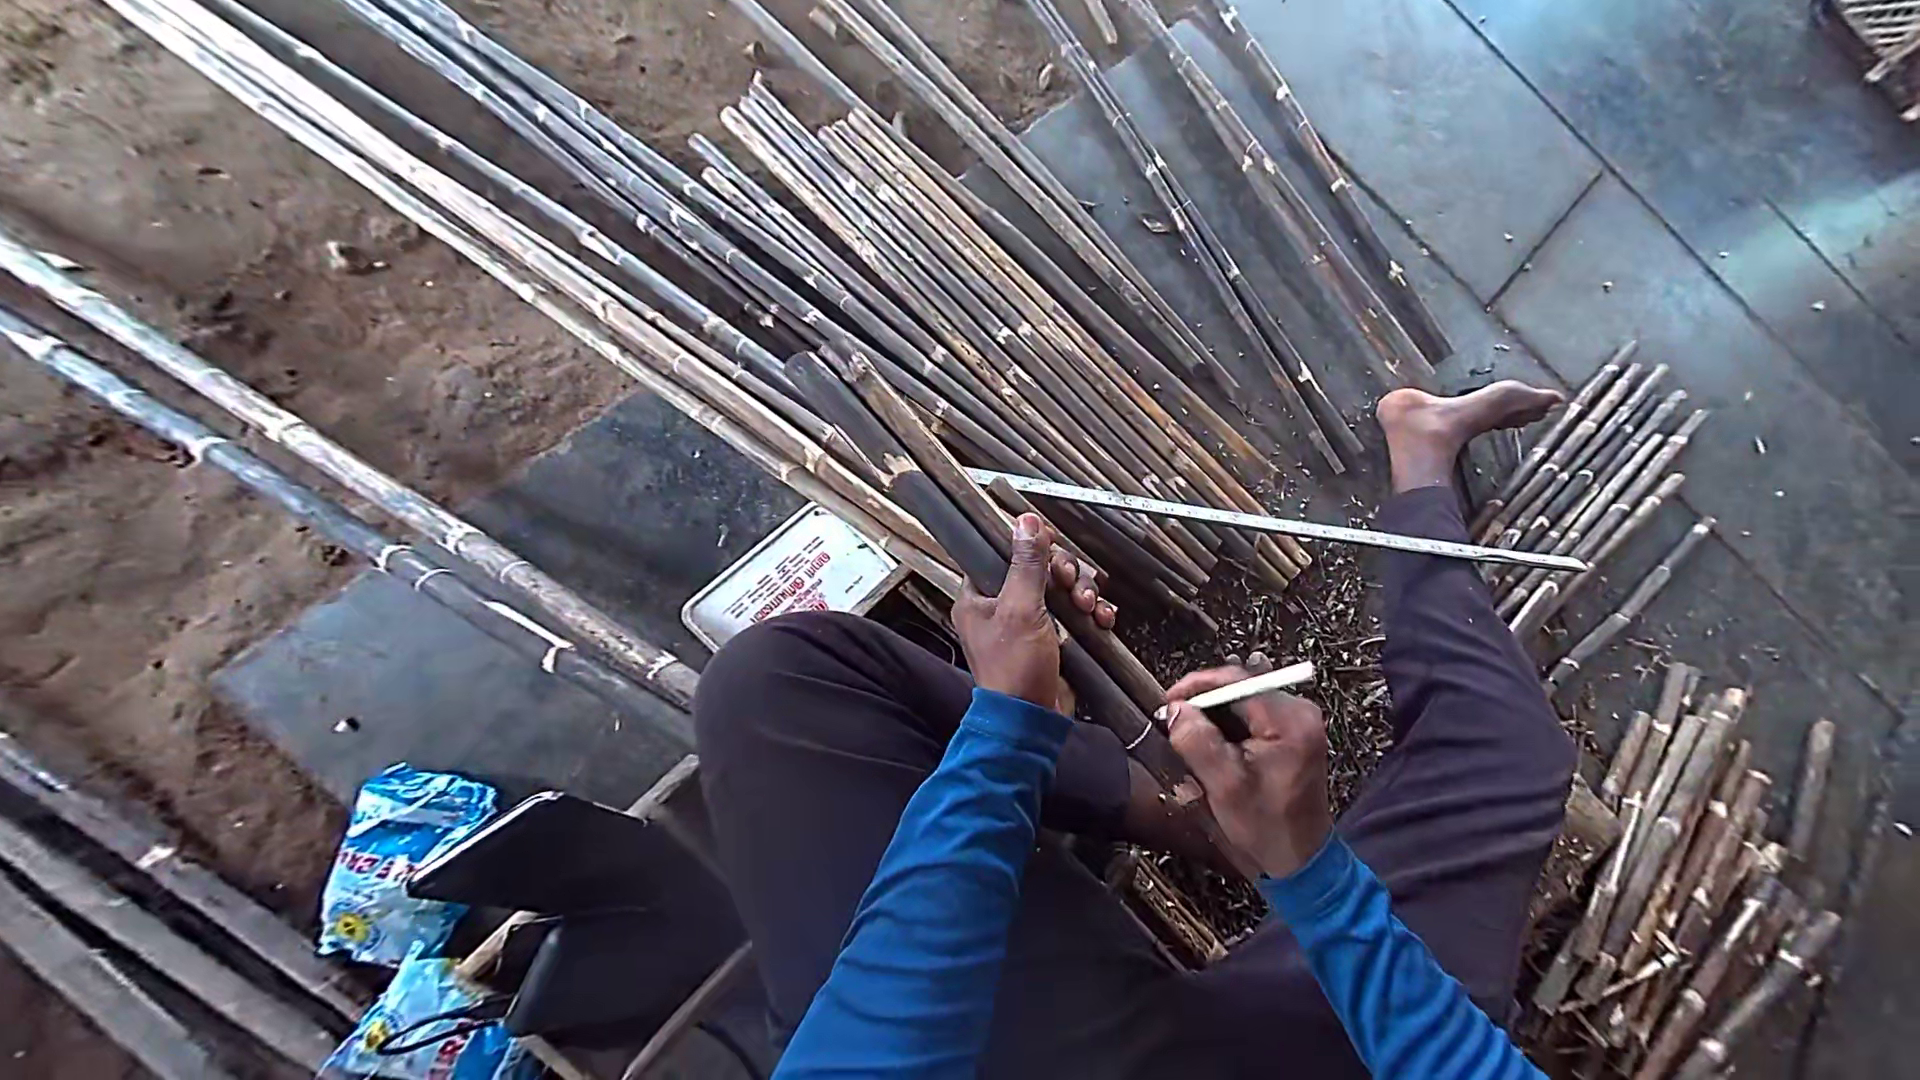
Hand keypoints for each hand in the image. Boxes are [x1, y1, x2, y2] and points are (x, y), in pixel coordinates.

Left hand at [953, 513, 1114, 709]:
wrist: (1032, 721)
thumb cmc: (1013, 671)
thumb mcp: (1021, 609)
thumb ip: (1025, 565)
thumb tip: (1026, 524)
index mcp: (979, 597)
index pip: (1001, 553)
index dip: (1028, 546)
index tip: (1050, 545)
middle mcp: (1000, 607)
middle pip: (1037, 568)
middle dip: (1063, 573)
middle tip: (1070, 583)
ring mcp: (1027, 622)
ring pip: (1059, 589)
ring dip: (1080, 592)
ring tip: (1087, 606)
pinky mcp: (1050, 637)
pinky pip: (1073, 613)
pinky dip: (1089, 612)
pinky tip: (1099, 618)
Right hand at [1164, 666, 1331, 878]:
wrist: (1300, 859)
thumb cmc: (1267, 826)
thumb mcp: (1224, 785)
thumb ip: (1197, 741)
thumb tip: (1176, 709)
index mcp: (1290, 721)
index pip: (1235, 681)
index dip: (1197, 686)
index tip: (1170, 701)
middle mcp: (1299, 713)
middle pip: (1237, 688)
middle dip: (1202, 703)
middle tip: (1174, 721)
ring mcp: (1297, 721)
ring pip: (1239, 700)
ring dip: (1211, 715)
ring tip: (1189, 736)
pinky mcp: (1290, 731)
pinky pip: (1248, 713)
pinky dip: (1225, 725)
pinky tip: (1212, 745)